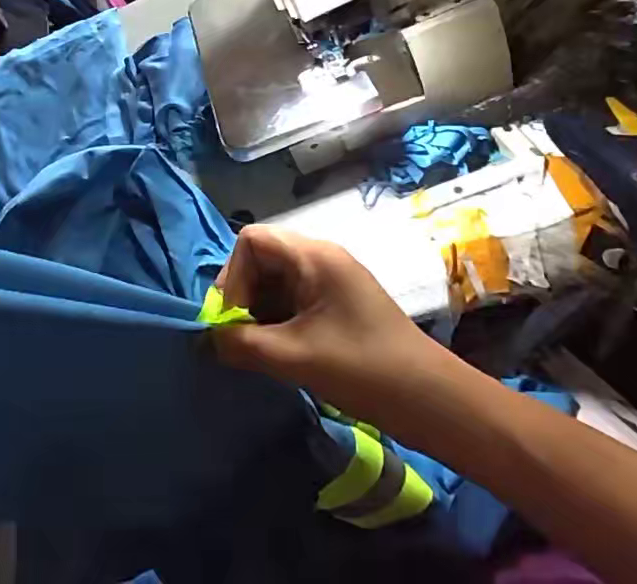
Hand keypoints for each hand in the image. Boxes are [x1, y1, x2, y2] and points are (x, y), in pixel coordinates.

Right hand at [212, 226, 445, 418]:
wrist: (428, 396)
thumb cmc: (362, 367)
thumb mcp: (294, 356)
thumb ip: (242, 344)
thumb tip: (208, 339)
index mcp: (313, 255)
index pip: (251, 240)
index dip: (232, 276)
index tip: (234, 321)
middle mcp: (321, 258)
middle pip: (262, 259)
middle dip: (243, 297)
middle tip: (241, 340)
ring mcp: (331, 280)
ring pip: (276, 282)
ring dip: (259, 313)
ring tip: (260, 352)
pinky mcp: (337, 304)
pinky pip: (294, 300)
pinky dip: (278, 322)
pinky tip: (279, 354)